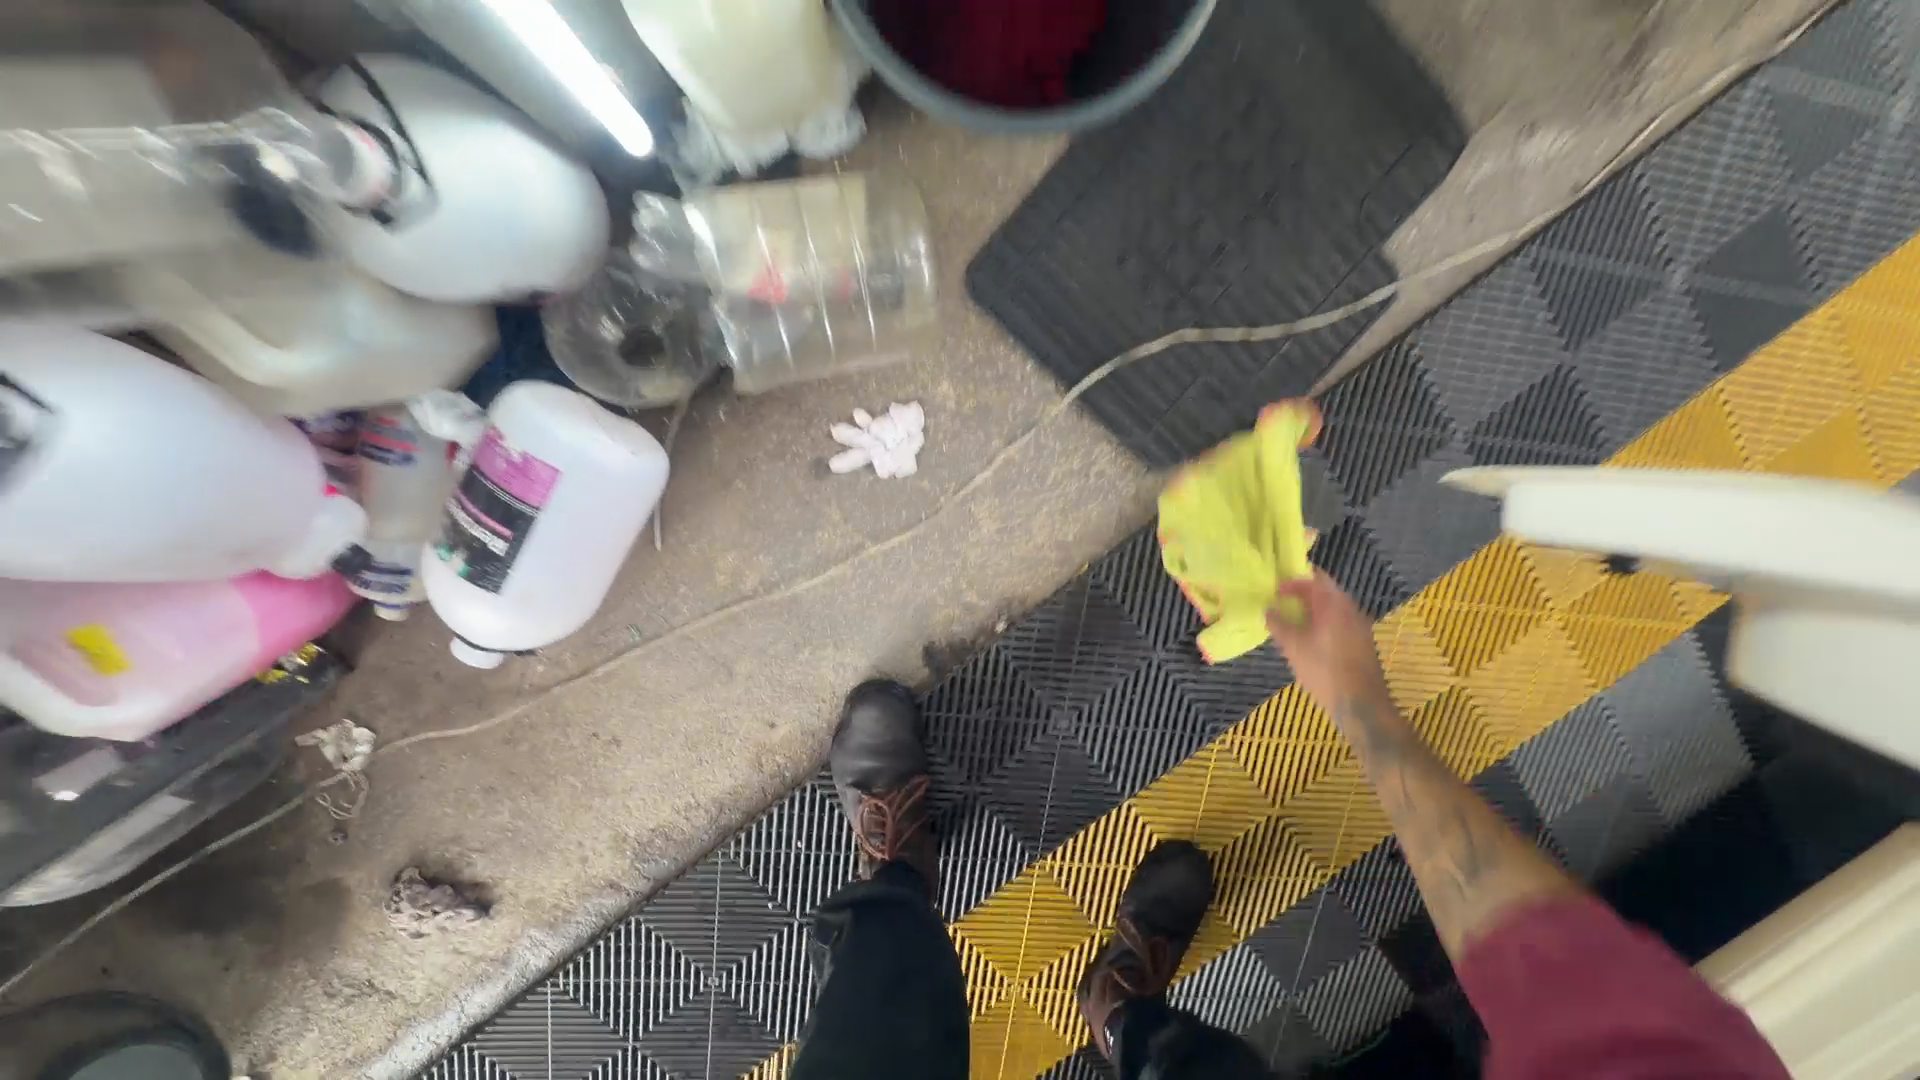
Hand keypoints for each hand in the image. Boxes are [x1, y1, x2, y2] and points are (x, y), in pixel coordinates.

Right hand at [1266, 571, 1389, 712]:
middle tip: (1281, 601)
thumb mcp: (1293, 647)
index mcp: (1333, 604)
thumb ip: (1279, 624)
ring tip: (1291, 620)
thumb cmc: (1324, 670)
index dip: (1293, 579)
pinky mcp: (1362, 642)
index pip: (1314, 578)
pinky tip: (1309, 638)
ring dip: (1313, 608)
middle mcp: (1350, 609)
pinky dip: (1323, 621)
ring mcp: (1359, 625)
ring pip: (1334, 607)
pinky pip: (1340, 621)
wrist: (1361, 704)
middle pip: (1326, 590)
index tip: (1275, 588)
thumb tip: (1268, 609)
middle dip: (1303, 593)